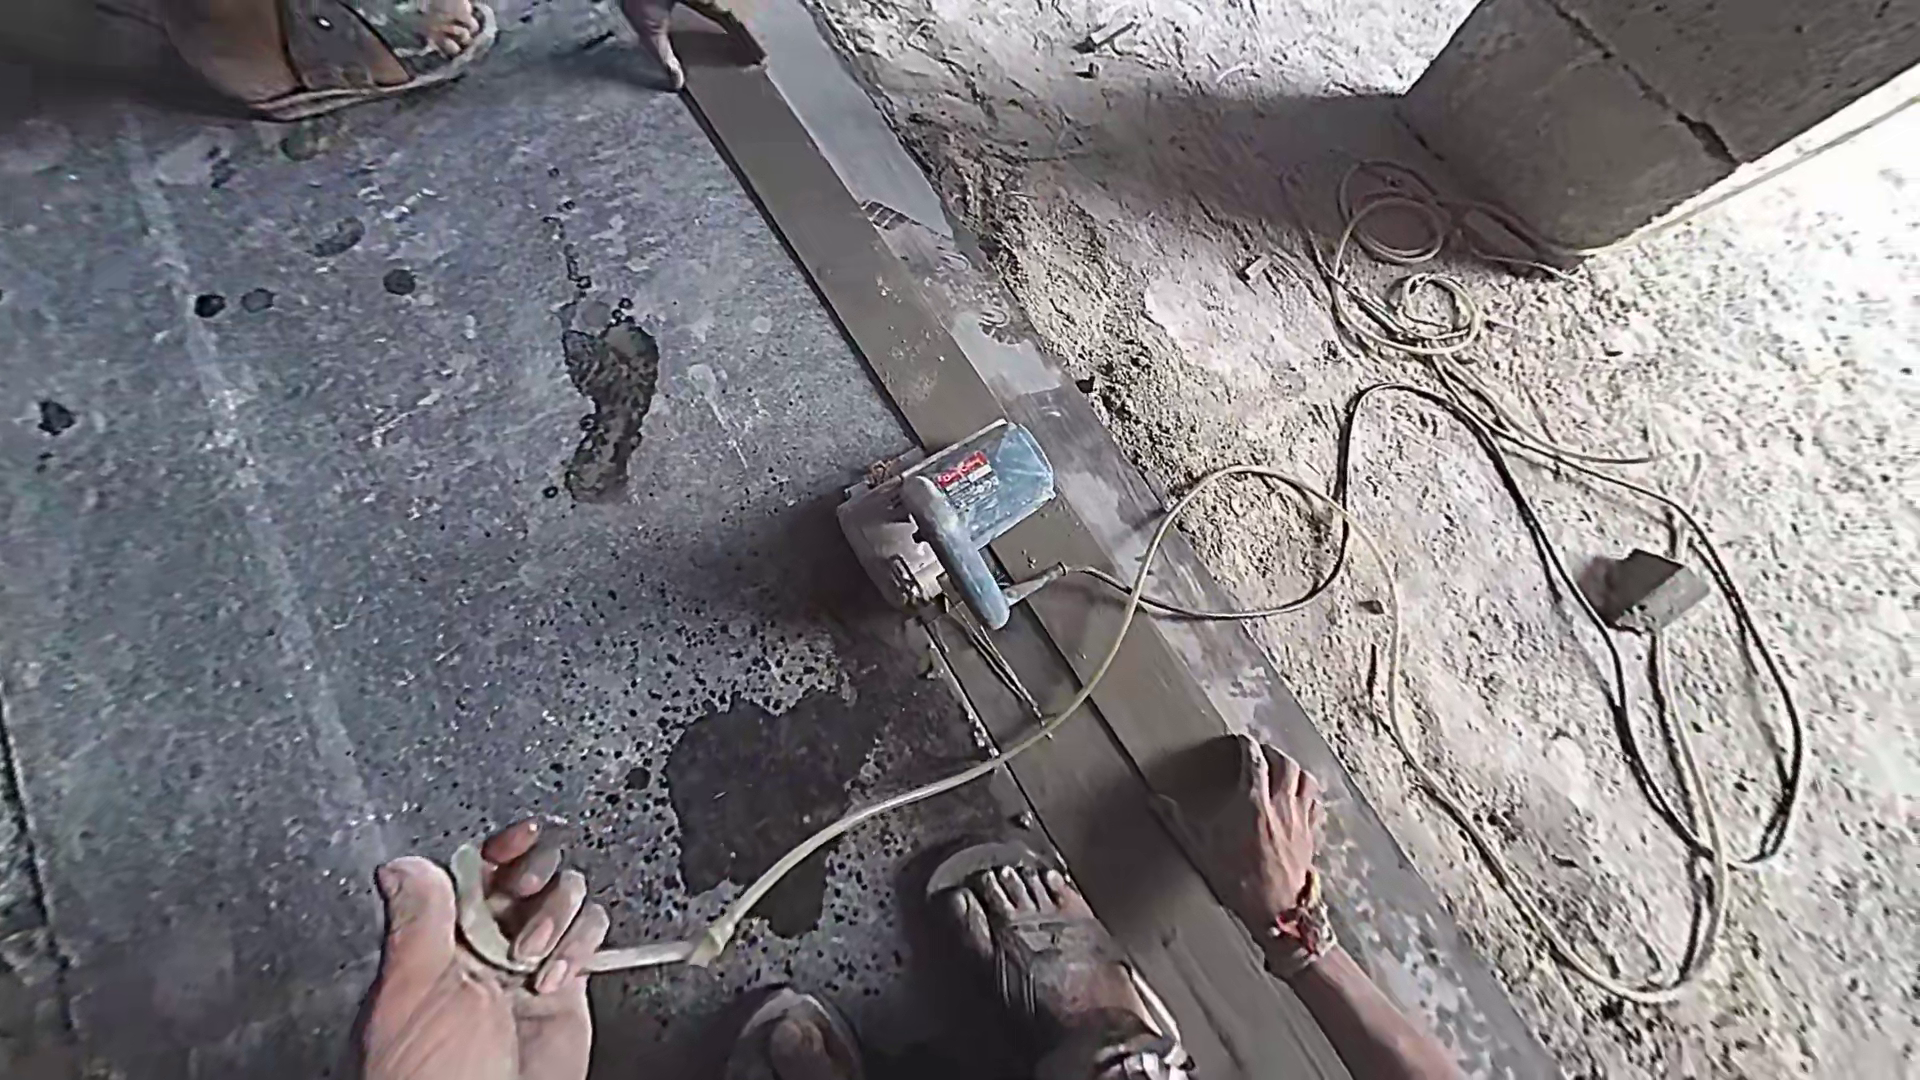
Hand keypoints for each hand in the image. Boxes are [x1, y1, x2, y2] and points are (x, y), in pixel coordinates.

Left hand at [360, 820, 609, 1079]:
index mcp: (442, 942)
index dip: (502, 847)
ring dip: (558, 914)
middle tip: (529, 889)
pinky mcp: (569, 973)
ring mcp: (532, 957)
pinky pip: (591, 929)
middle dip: (538, 871)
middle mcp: (489, 942)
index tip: (523, 835)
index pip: (476, 871)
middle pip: (531, 869)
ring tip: (534, 956)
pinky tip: (556, 977)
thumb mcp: (411, 999)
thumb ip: (417, 927)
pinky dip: (582, 943)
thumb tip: (401, 867)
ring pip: (566, 892)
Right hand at [1157, 735, 1322, 931]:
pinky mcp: (1311, 836)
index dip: (1247, 746)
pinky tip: (1299, 795)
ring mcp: (1299, 820)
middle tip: (1260, 751)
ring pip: (1305, 780)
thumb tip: (1153, 800)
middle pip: (1284, 764)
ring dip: (1293, 767)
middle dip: (1272, 752)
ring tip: (1281, 766)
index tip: (1240, 740)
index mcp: (1253, 801)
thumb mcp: (1199, 846)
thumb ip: (1176, 819)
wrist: (1277, 913)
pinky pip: (1316, 803)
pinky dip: (1308, 791)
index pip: (1254, 760)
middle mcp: (1280, 805)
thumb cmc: (1238, 877)